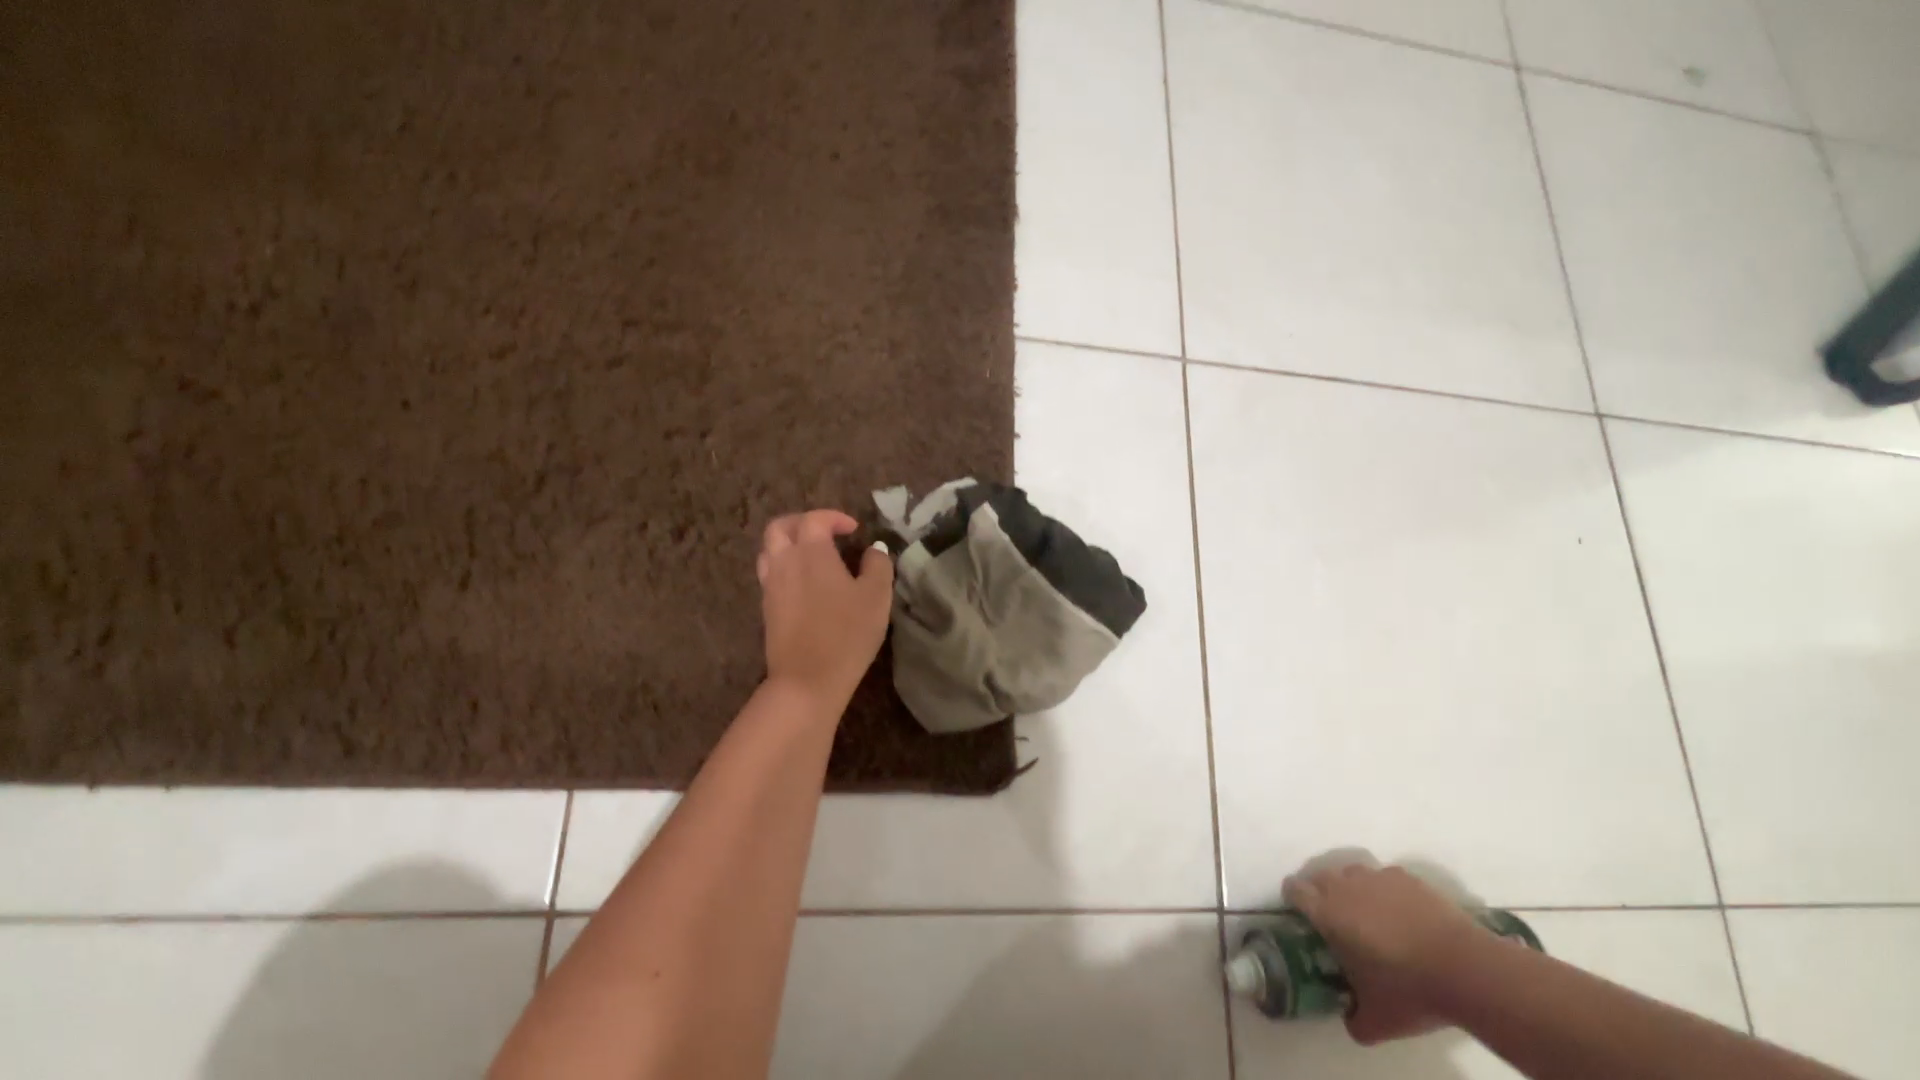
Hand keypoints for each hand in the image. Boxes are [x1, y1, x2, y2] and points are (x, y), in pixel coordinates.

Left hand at [755, 509, 894, 708]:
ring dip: (788, 545)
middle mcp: (785, 562)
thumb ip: (878, 566)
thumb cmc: (847, 634)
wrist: (807, 679)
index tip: (854, 529)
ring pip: (769, 551)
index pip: (815, 519)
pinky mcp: (767, 609)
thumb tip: (874, 549)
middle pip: (780, 528)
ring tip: (811, 557)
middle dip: (801, 523)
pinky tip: (804, 585)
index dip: (834, 518)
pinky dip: (785, 568)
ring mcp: (771, 587)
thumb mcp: (876, 597)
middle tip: (824, 533)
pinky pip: (770, 575)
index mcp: (811, 552)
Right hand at [1283, 862, 1490, 1044]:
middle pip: (1321, 876)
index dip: (1293, 900)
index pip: (1295, 890)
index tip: (1301, 917)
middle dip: (1321, 893)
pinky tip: (1402, 915)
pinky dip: (1386, 891)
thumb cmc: (1411, 991)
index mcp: (1329, 914)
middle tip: (1334, 921)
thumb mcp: (1376, 1021)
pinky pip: (1386, 878)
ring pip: (1353, 873)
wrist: (1468, 970)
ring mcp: (1380, 878)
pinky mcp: (1411, 879)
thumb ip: (1353, 1019)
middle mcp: (1348, 887)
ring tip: (1368, 915)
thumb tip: (1349, 1018)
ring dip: (1352, 888)